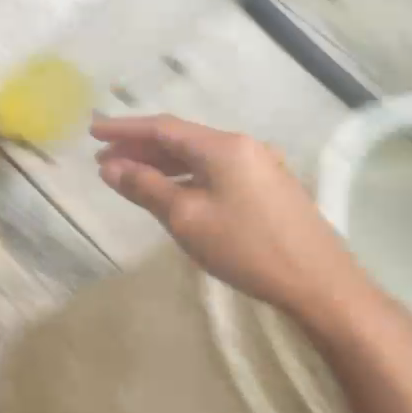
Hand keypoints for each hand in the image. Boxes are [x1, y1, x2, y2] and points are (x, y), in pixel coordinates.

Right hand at [92, 115, 382, 339]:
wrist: (320, 284)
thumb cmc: (246, 246)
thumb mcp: (184, 216)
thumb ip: (144, 186)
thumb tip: (110, 168)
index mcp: (223, 147)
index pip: (162, 128)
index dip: (123, 129)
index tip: (91, 132)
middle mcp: (243, 148)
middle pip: (179, 139)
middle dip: (137, 147)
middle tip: (101, 158)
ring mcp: (259, 167)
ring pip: (195, 156)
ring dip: (158, 162)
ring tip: (125, 174)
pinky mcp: (266, 188)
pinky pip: (212, 170)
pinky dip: (181, 175)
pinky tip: (166, 189)